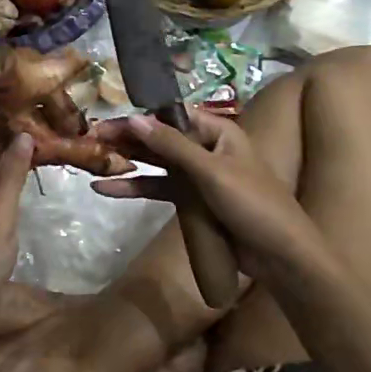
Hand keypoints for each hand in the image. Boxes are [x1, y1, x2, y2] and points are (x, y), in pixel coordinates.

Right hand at [90, 111, 326, 284]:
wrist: (280, 256)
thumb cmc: (253, 204)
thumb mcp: (212, 172)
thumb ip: (172, 146)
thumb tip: (134, 118)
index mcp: (219, 131)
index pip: (173, 115)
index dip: (141, 117)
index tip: (108, 120)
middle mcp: (207, 148)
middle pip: (160, 138)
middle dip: (127, 139)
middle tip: (90, 138)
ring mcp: (199, 176)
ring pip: (157, 164)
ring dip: (127, 162)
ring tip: (91, 161)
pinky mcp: (193, 202)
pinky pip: (160, 189)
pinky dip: (135, 188)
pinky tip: (106, 189)